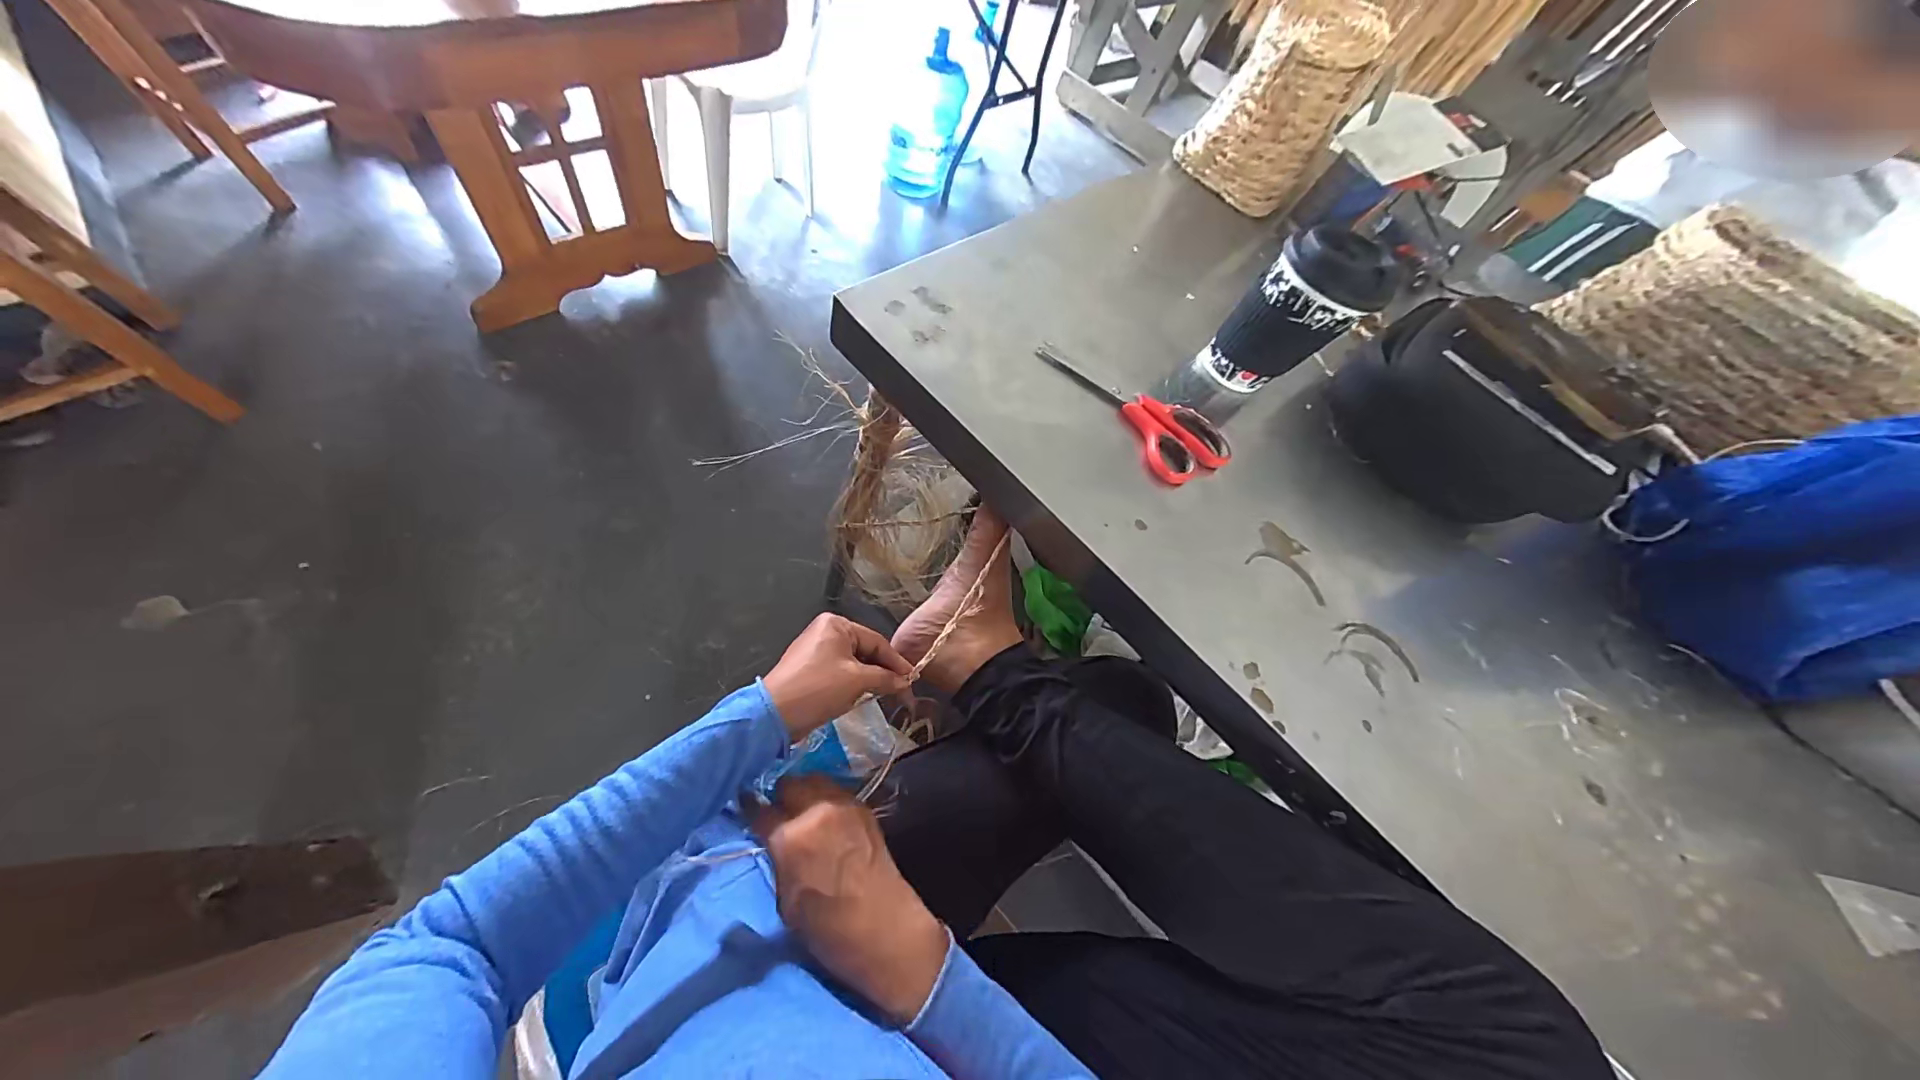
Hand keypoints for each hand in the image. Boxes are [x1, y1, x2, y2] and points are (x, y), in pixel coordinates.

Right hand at [749, 775, 948, 1023]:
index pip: (760, 810)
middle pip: (789, 784)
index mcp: (790, 837)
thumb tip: (774, 842)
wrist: (882, 926)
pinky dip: (826, 798)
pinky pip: (836, 791)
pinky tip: (824, 815)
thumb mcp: (785, 898)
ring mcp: (843, 804)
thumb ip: (778, 859)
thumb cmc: (826, 927)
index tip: (747, 809)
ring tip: (802, 809)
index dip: (751, 810)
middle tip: (779, 811)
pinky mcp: (863, 807)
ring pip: (814, 780)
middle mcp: (816, 810)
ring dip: (805, 792)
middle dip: (780, 796)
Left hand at [764, 613, 913, 739]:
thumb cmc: (818, 689)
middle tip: (901, 689)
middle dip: (882, 671)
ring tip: (885, 694)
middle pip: (865, 651)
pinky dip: (852, 684)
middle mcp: (824, 631)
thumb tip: (905, 681)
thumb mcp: (857, 681)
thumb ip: (886, 678)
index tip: (912, 679)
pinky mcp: (808, 669)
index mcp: (836, 624)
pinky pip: (839, 672)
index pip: (877, 641)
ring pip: (853, 663)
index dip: (896, 662)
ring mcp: (814, 650)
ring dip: (868, 679)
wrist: (774, 715)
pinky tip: (862, 696)